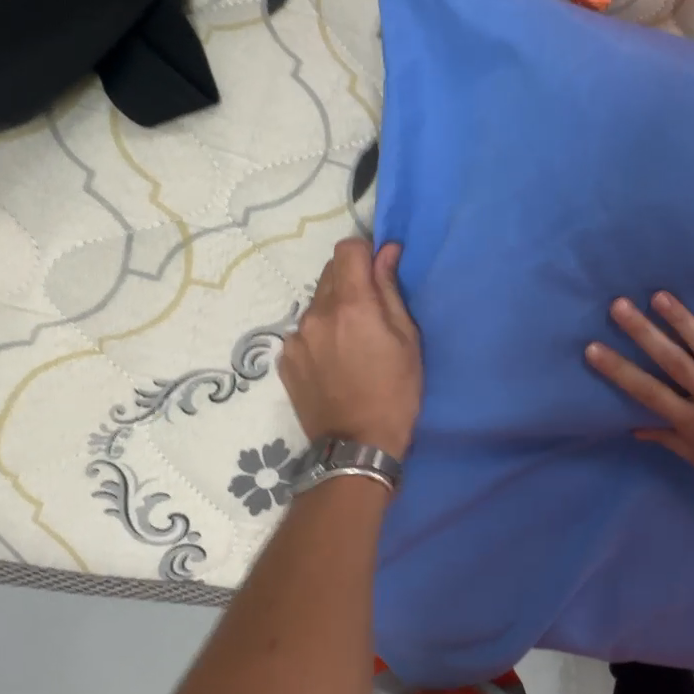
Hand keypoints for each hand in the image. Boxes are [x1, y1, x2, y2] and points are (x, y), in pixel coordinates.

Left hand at [279, 239, 422, 456]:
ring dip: (337, 307)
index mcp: (352, 305)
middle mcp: (316, 314)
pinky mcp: (285, 358)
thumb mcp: (408, 338)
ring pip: (317, 302)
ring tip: (356, 340)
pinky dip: (322, 333)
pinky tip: (338, 360)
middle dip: (353, 279)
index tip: (381, 267)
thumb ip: (391, 291)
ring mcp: (295, 337)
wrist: (357, 444)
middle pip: (331, 272)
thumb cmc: (397, 389)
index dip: (366, 251)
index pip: (347, 249)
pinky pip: (306, 329)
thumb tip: (388, 252)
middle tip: (374, 309)